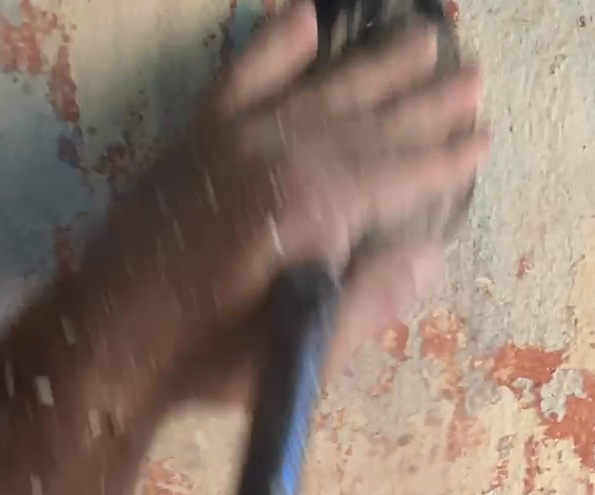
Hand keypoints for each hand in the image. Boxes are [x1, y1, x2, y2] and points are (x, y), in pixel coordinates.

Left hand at [83, 0, 488, 400]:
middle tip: (473, 78)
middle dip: (426, 104)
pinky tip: (303, 20)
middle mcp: (276, 155)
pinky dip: (272, 48)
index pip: (397, 173)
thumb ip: (371, 300)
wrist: (111, 342)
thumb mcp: (304, 351)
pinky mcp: (195, 141)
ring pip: (319, 90)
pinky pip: (240, 79)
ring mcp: (233, 140)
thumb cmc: (213, 359)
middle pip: (369, 122)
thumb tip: (431, 257)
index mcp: (311, 208)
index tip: (483, 139)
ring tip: (421, 40)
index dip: (444, 160)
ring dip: (374, 66)